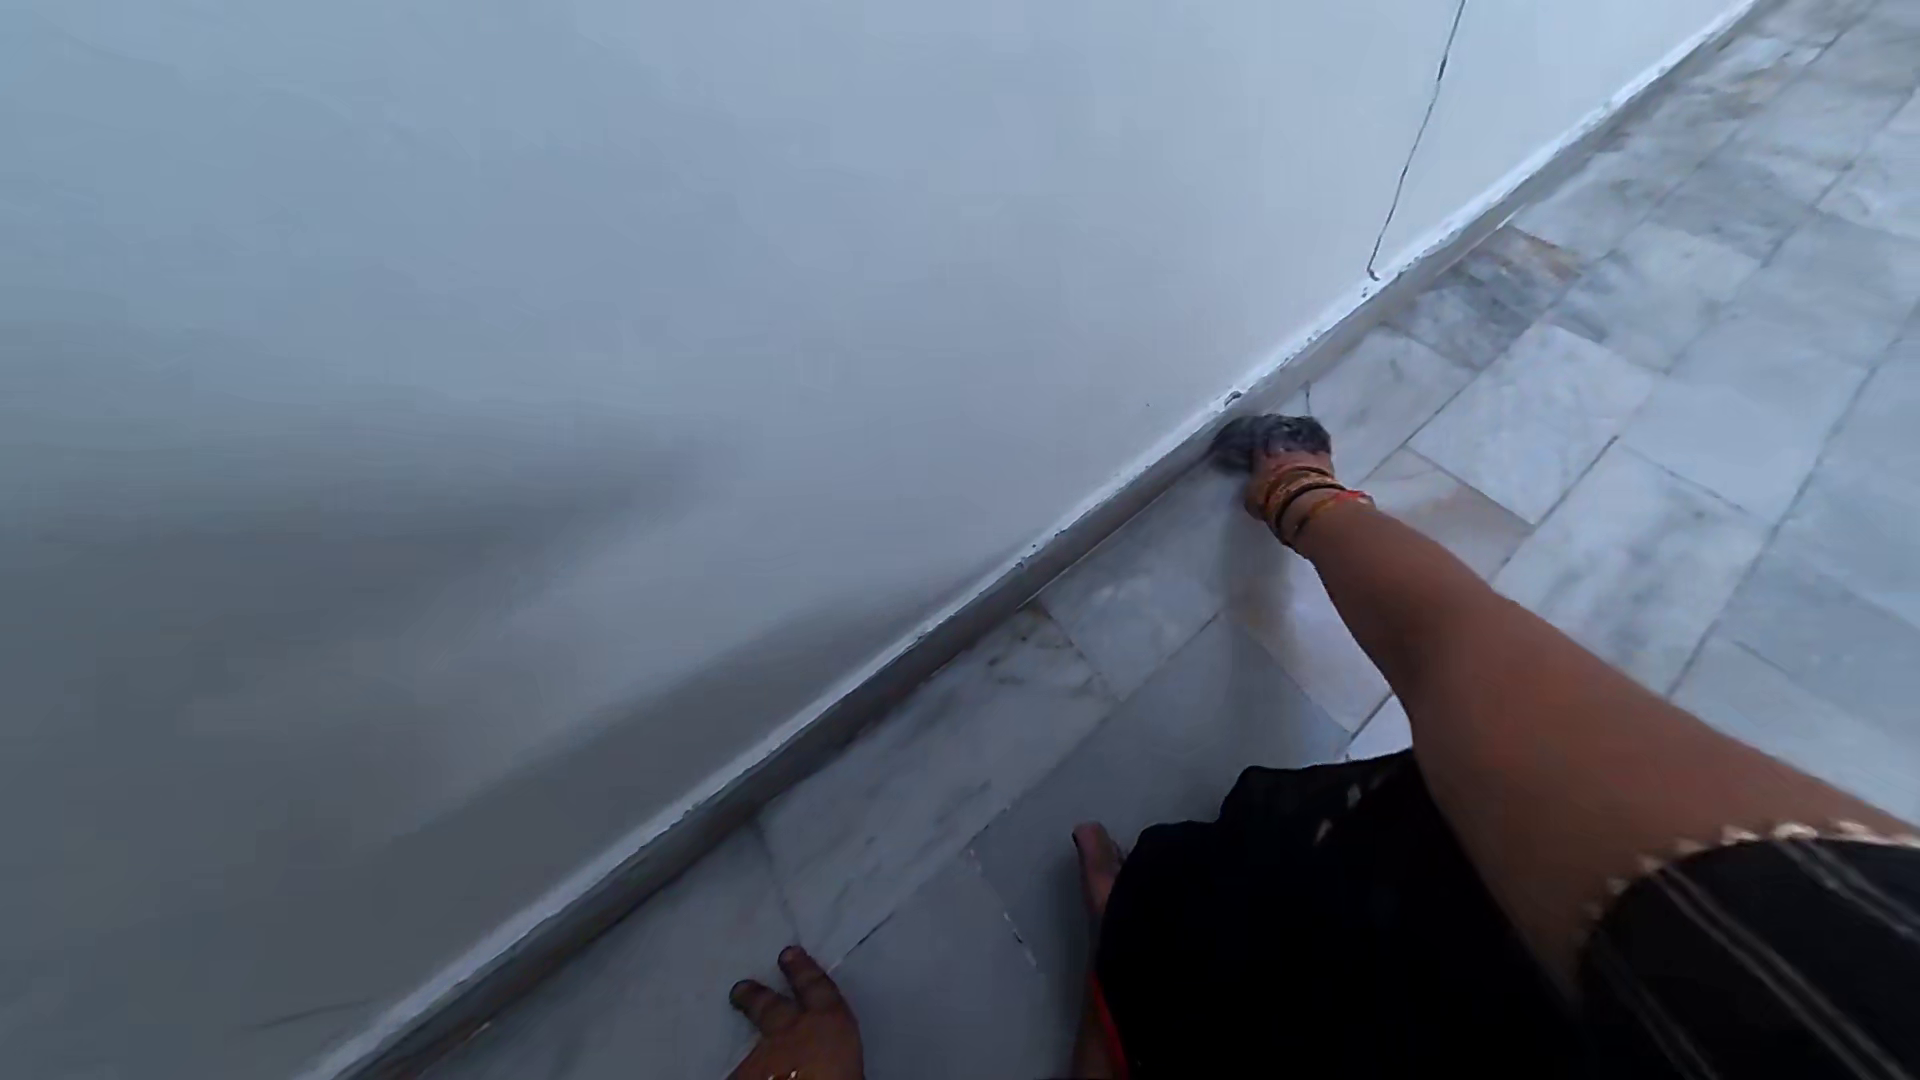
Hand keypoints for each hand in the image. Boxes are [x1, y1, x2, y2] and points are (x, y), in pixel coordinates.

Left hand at [725, 946, 863, 1079]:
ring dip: (747, 1043)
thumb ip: (840, 1055)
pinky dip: (741, 1074)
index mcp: (828, 1021)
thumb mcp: (853, 1065)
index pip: (816, 985)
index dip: (802, 968)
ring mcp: (762, 1058)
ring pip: (751, 1046)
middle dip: (756, 995)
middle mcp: (792, 1030)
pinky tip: (738, 1074)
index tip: (789, 952)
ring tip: (735, 1038)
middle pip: (770, 1007)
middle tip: (740, 986)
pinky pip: (740, 1073)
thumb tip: (837, 1061)